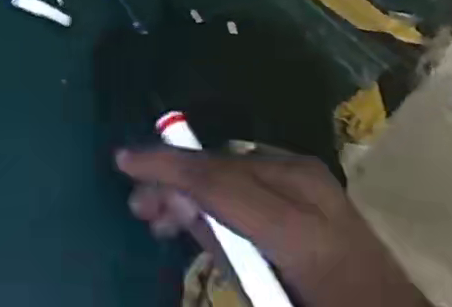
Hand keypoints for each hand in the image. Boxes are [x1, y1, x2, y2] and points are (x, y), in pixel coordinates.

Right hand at [116, 147, 427, 306]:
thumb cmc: (328, 306)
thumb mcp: (271, 298)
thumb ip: (224, 250)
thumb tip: (178, 205)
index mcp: (300, 229)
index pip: (216, 182)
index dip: (164, 168)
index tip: (122, 160)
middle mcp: (305, 187)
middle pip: (218, 166)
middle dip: (173, 179)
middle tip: (139, 206)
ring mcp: (311, 177)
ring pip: (230, 164)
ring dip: (194, 183)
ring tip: (164, 214)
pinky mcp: (311, 178)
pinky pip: (248, 171)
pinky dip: (219, 184)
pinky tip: (201, 208)